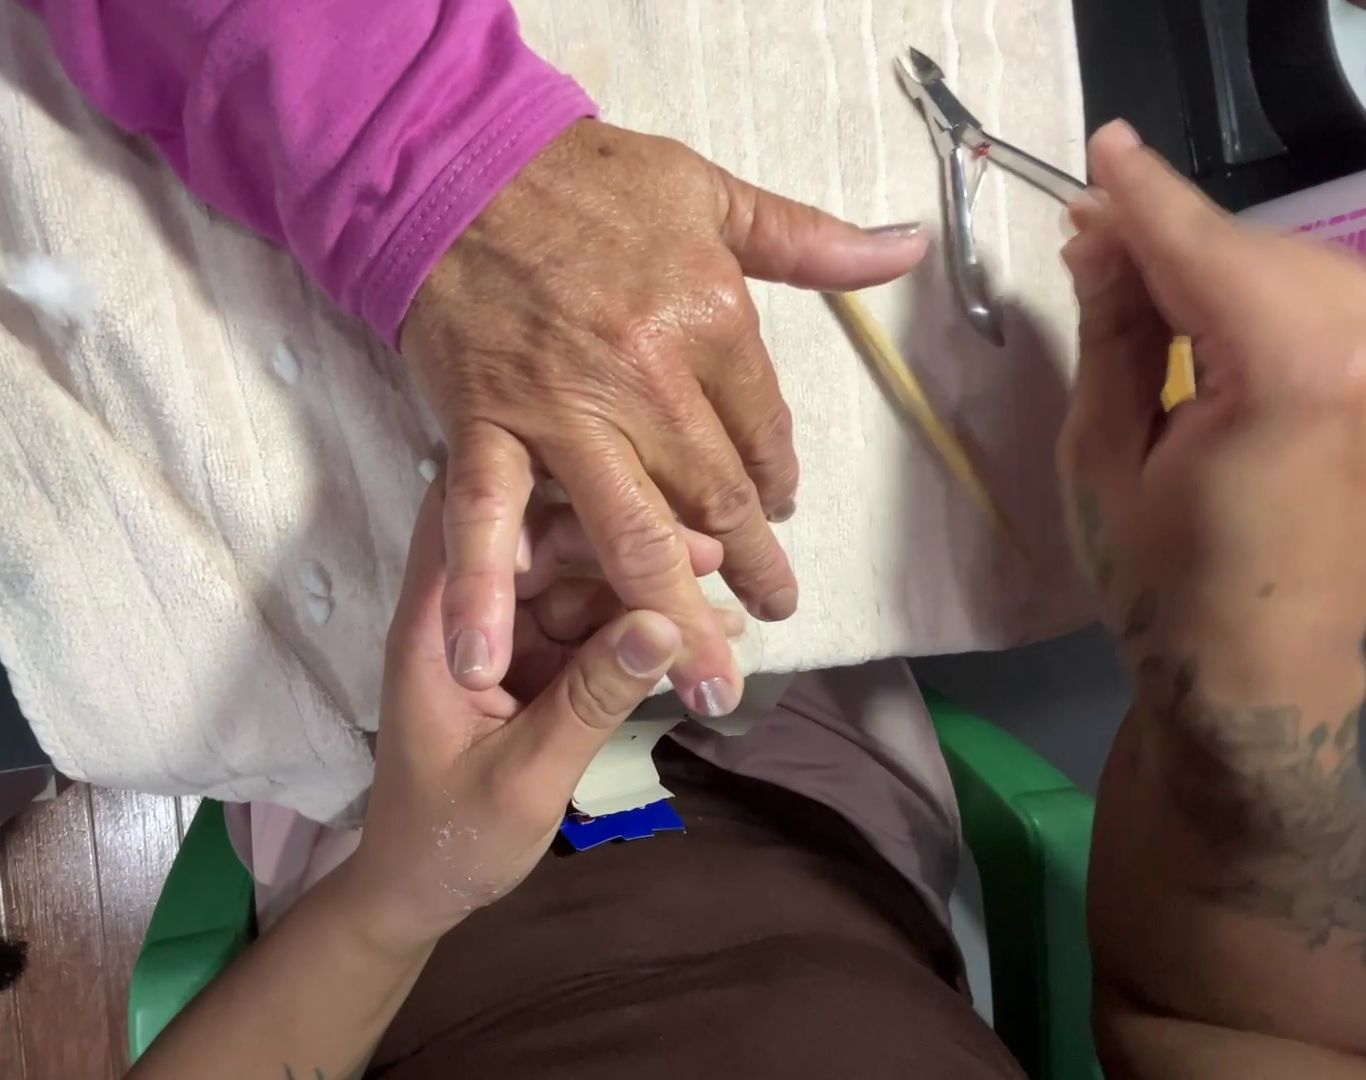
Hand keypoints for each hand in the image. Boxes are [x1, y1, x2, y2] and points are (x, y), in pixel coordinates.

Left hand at [336, 478, 734, 950]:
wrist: (425, 891)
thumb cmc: (451, 836)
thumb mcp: (527, 774)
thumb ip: (593, 698)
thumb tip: (668, 622)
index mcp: (438, 629)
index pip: (460, 520)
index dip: (523, 479)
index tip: (606, 462)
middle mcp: (469, 619)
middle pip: (541, 553)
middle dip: (620, 551)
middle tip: (710, 552)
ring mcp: (504, 641)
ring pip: (576, 593)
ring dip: (643, 598)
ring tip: (724, 601)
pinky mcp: (531, 667)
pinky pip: (588, 637)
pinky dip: (636, 640)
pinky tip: (695, 641)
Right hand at [402, 118, 928, 716]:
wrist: (462, 169)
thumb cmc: (588, 183)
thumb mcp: (711, 193)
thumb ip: (807, 239)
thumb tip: (904, 246)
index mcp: (707, 323)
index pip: (762, 437)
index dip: (773, 491)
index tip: (771, 521)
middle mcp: (644, 382)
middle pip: (713, 505)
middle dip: (745, 577)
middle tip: (767, 630)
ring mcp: (560, 415)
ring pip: (627, 534)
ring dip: (667, 620)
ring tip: (699, 688)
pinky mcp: (485, 429)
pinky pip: (486, 520)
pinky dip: (481, 592)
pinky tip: (481, 663)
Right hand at [1058, 121, 1365, 688]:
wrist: (1253, 656)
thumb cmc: (1151, 567)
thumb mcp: (1101, 453)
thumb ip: (1115, 337)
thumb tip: (1099, 246)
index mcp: (1305, 379)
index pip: (1213, 255)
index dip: (1147, 199)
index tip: (1104, 146)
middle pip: (1269, 255)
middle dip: (1175, 241)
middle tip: (1091, 240)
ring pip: (1314, 275)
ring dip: (1223, 271)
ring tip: (1142, 288)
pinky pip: (1351, 311)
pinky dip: (1276, 303)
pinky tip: (1219, 322)